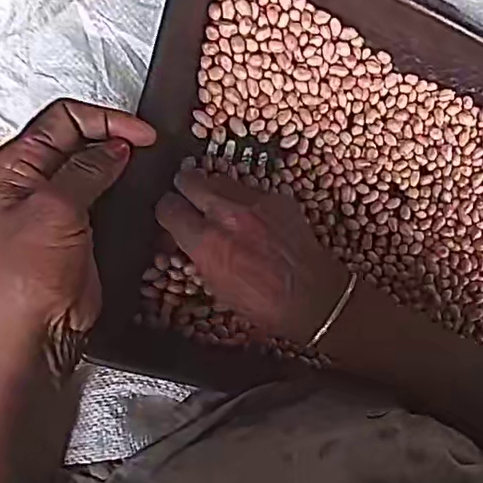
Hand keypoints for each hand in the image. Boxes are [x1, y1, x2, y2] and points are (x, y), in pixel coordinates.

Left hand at [0, 99, 155, 372]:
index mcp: (19, 165)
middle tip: (155, 148)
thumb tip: (116, 146)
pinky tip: (150, 199)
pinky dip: (133, 196)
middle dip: (120, 138)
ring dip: (129, 168)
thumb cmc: (27, 275)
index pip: (65, 120)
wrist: (36, 329)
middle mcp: (40, 180)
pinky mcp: (87, 232)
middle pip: (85, 140)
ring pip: (102, 171)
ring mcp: (66, 207)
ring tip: (157, 172)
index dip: (107, 121)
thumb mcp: (54, 209)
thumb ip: (87, 171)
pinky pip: (113, 202)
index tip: (144, 136)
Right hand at [155, 168, 349, 343]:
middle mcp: (227, 215)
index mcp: (206, 242)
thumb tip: (186, 239)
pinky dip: (247, 199)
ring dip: (215, 190)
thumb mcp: (219, 287)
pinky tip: (252, 217)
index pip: (168, 208)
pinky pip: (252, 188)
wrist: (314, 297)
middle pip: (190, 179)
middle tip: (189, 199)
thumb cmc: (267, 303)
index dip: (168, 213)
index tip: (171, 217)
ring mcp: (256, 202)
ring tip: (220, 208)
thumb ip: (198, 255)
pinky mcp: (279, 199)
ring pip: (221, 178)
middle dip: (185, 189)